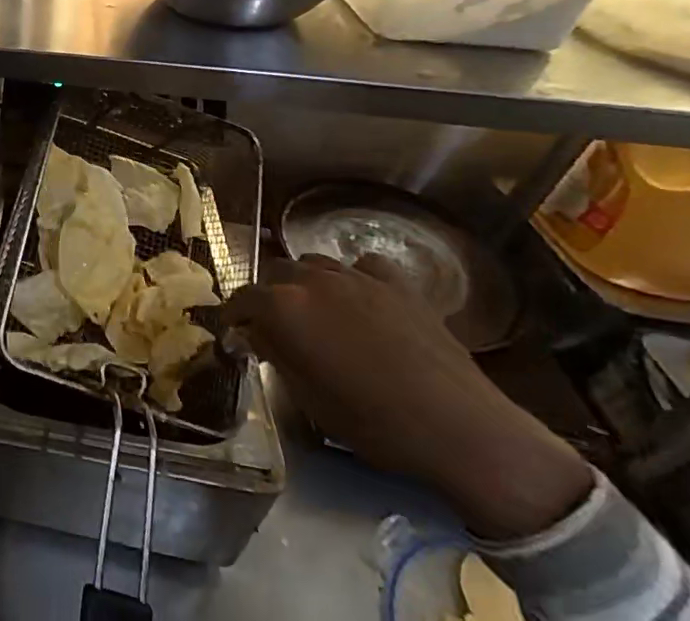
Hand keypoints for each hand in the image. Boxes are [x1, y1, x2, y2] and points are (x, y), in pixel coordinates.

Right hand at [227, 254, 592, 539]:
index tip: (234, 331)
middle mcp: (315, 280)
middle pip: (277, 273)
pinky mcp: (397, 281)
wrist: (455, 424)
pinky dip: (351, 278)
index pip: (243, 299)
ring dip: (306, 283)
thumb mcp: (308, 397)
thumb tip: (255, 333)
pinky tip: (359, 299)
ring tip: (315, 310)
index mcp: (285, 308)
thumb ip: (275, 354)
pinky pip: (361, 266)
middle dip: (269, 295)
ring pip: (315, 263)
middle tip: (274, 325)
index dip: (234, 315)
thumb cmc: (371, 421)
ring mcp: (358, 275)